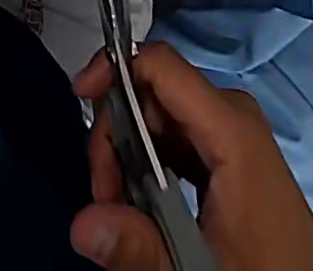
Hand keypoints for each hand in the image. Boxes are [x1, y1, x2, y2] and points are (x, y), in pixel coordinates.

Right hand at [71, 43, 312, 270]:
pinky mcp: (229, 151)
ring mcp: (232, 131)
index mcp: (231, 129)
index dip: (116, 66)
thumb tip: (81, 224)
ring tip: (123, 212)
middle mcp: (232, 116)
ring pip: (158, 115)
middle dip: (117, 133)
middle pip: (152, 93)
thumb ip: (140, 248)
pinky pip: (175, 135)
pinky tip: (144, 206)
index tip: (81, 94)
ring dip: (129, 154)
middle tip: (106, 197)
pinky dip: (149, 162)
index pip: (161, 64)